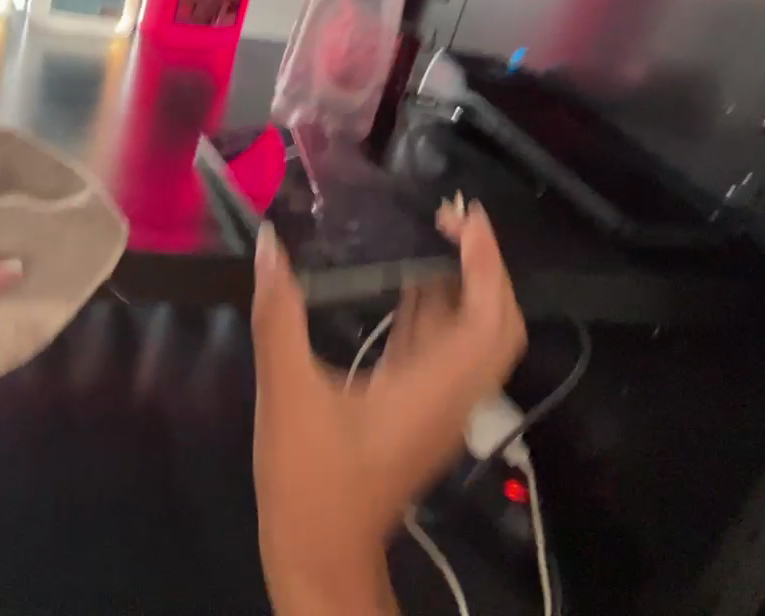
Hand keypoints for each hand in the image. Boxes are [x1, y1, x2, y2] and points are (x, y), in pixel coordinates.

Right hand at [251, 199, 526, 614]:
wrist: (318, 549)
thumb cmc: (309, 476)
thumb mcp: (286, 389)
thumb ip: (278, 314)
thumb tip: (270, 246)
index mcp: (433, 390)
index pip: (488, 317)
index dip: (486, 262)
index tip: (464, 215)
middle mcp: (448, 395)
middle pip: (495, 325)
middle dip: (483, 267)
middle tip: (449, 220)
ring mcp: (434, 405)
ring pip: (470, 337)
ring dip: (459, 286)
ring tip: (429, 236)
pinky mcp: (413, 410)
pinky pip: (438, 350)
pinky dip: (431, 311)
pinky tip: (399, 284)